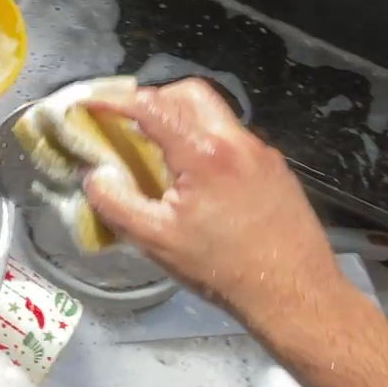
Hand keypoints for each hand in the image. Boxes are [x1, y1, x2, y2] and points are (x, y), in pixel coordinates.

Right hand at [84, 79, 341, 324]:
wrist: (295, 295)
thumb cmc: (222, 268)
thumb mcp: (154, 239)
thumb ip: (114, 201)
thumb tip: (94, 175)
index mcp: (204, 154)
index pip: (152, 106)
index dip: (115, 101)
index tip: (92, 105)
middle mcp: (236, 141)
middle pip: (189, 92)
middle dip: (153, 97)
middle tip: (130, 121)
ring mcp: (261, 152)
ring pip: (214, 113)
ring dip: (181, 118)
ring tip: (160, 151)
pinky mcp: (275, 168)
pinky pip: (231, 137)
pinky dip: (204, 140)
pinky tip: (196, 177)